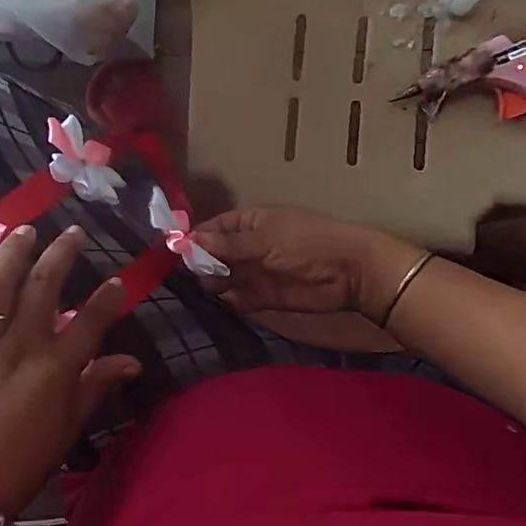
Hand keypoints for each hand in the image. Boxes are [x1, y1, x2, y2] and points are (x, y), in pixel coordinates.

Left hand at [0, 225, 140, 517]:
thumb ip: (97, 387)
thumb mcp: (66, 429)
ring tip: (24, 232)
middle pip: (44, 287)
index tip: (117, 281)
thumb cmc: (19, 464)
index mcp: (55, 369)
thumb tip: (132, 361)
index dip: (108, 297)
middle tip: (72, 233)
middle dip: (62, 254)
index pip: (91, 320)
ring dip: (12, 254)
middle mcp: (20, 348)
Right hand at [194, 208, 417, 317]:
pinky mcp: (264, 296)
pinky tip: (222, 302)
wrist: (350, 272)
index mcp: (248, 223)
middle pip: (214, 254)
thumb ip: (227, 245)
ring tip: (204, 288)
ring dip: (212, 282)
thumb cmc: (307, 243)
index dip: (194, 238)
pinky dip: (229, 301)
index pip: (212, 228)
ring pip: (224, 277)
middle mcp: (247, 246)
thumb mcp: (264, 240)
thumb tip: (188, 241)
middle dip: (200, 263)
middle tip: (188, 274)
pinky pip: (239, 298)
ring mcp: (254, 271)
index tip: (174, 251)